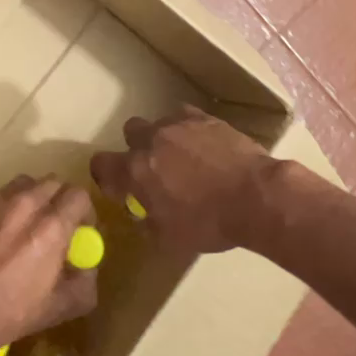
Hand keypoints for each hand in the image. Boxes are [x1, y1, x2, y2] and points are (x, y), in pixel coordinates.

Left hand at [0, 176, 98, 355]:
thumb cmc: (11, 314)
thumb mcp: (60, 308)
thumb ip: (85, 283)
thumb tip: (86, 266)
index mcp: (52, 226)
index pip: (79, 195)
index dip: (83, 210)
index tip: (79, 227)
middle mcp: (25, 203)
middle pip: (53, 183)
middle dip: (58, 201)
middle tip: (52, 225)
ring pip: (23, 185)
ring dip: (30, 199)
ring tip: (21, 225)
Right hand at [90, 105, 279, 254]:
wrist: (255, 196)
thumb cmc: (210, 223)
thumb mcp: (170, 238)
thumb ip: (146, 222)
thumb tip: (140, 215)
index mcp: (135, 170)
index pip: (100, 163)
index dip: (106, 175)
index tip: (120, 188)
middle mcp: (150, 140)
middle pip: (130, 132)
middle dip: (137, 148)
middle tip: (155, 169)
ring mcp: (178, 124)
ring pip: (159, 122)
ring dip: (164, 138)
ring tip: (184, 158)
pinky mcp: (204, 118)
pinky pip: (186, 117)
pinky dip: (189, 130)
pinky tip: (203, 146)